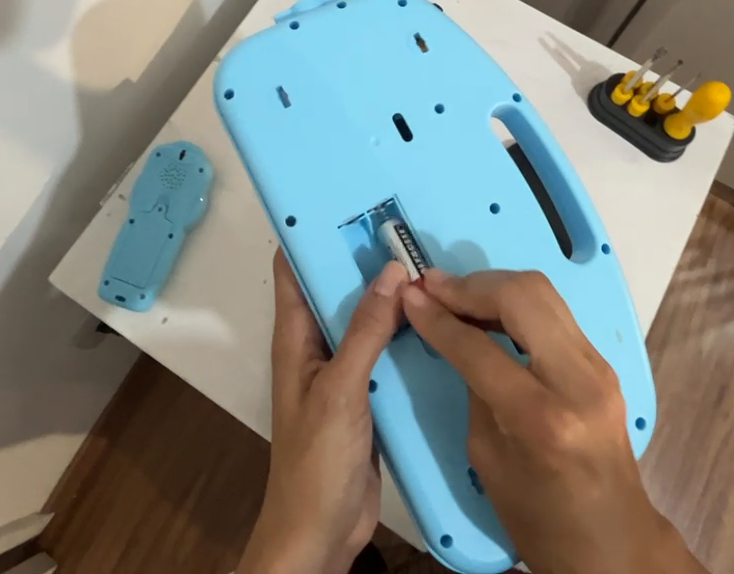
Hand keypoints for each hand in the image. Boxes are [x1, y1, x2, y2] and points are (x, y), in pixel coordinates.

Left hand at [238, 250, 407, 573]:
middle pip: (338, 287)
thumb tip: (393, 270)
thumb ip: (365, 331)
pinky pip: (386, 349)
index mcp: (296, 336)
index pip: (294, 268)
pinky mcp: (369, 392)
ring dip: (391, 294)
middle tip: (407, 224)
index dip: (310, 232)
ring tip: (431, 260)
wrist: (321, 533)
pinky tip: (439, 318)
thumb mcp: (341, 389)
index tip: (347, 201)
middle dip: (365, 257)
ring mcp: (344, 368)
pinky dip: (406, 330)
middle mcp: (318, 344)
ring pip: (366, 317)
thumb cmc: (315, 459)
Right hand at [401, 269, 705, 573]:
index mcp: (542, 418)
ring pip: (541, 291)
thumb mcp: (487, 457)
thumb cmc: (539, 517)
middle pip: (521, 296)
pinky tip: (487, 309)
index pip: (479, 347)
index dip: (438, 318)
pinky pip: (553, 310)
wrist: (614, 543)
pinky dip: (514, 300)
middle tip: (431, 286)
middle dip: (469, 285)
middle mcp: (578, 379)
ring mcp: (598, 365)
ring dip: (492, 285)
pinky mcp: (602, 361)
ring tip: (454, 293)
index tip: (409, 296)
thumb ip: (474, 386)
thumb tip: (452, 331)